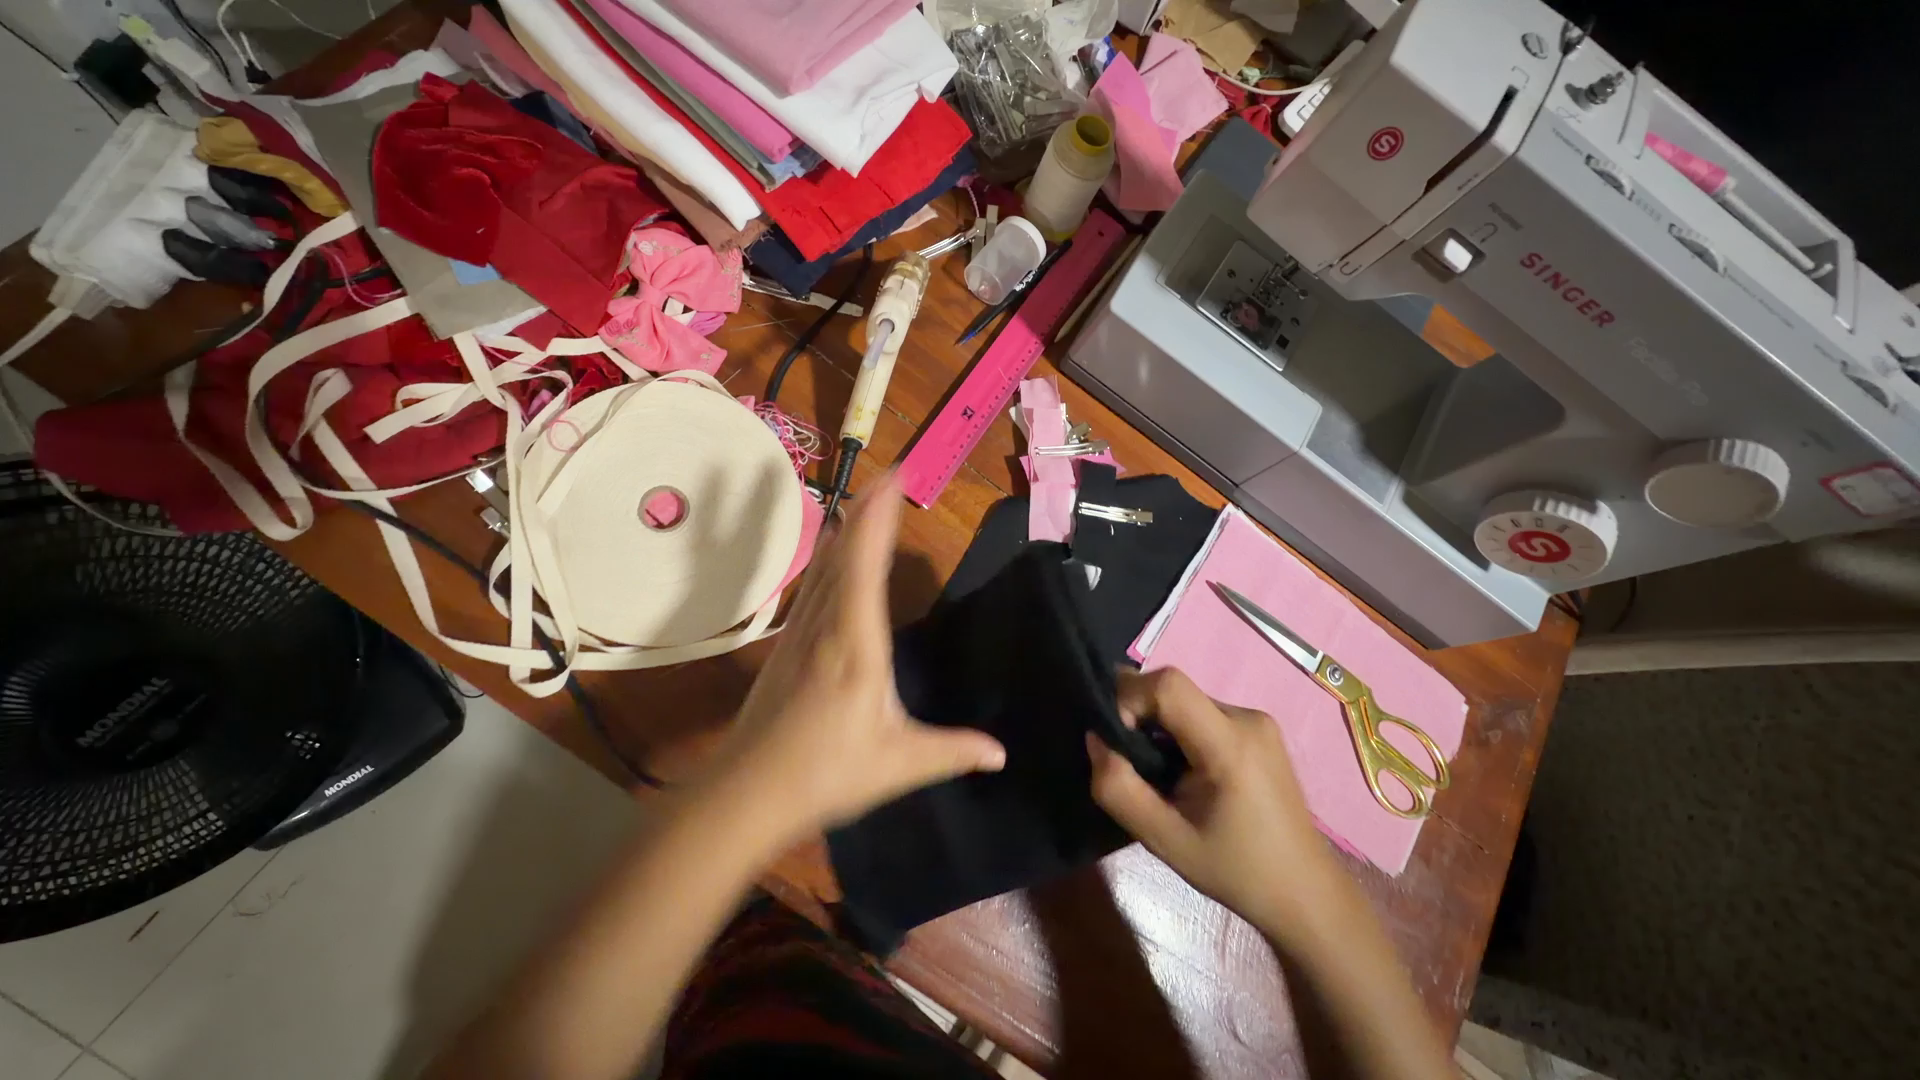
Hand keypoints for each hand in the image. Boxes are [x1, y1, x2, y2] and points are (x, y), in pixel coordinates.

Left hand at [695, 473, 1005, 845]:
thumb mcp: (898, 764)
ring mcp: (800, 634)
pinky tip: (829, 556)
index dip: (879, 518)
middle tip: (888, 475)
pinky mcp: (786, 647)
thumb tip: (999, 753)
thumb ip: (951, 751)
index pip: (865, 564)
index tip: (895, 478)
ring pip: (823, 567)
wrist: (745, 793)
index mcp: (855, 643)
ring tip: (864, 500)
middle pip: (842, 553)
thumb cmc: (825, 774)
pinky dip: (827, 558)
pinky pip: (811, 587)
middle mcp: (825, 625)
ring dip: (845, 529)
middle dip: (866, 510)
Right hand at [1087, 668, 1336, 934]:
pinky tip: (1184, 774)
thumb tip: (1095, 740)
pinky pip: (1202, 713)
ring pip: (1186, 702)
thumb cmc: (1235, 870)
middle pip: (1174, 691)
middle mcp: (1248, 718)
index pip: (1168, 684)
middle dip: (1140, 717)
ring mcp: (1258, 721)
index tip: (1117, 741)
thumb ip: (1119, 789)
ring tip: (1159, 776)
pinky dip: (1179, 733)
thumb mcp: (1164, 840)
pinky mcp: (1259, 731)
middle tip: (1130, 764)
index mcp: (1231, 744)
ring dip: (1159, 727)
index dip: (1129, 698)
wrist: (1304, 892)